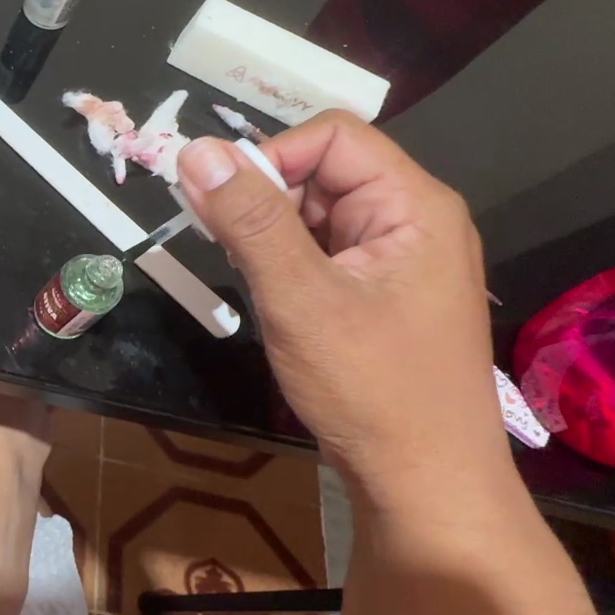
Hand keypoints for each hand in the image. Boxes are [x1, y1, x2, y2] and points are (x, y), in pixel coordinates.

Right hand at [175, 112, 503, 491]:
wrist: (420, 476)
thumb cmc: (368, 384)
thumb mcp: (299, 297)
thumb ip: (249, 221)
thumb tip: (194, 152)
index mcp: (412, 205)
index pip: (330, 139)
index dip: (268, 159)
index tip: (221, 209)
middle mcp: (409, 220)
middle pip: (320, 172)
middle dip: (263, 202)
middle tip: (228, 254)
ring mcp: (393, 259)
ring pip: (312, 214)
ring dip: (267, 237)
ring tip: (254, 285)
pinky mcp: (374, 292)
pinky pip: (317, 252)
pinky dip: (281, 265)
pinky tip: (270, 300)